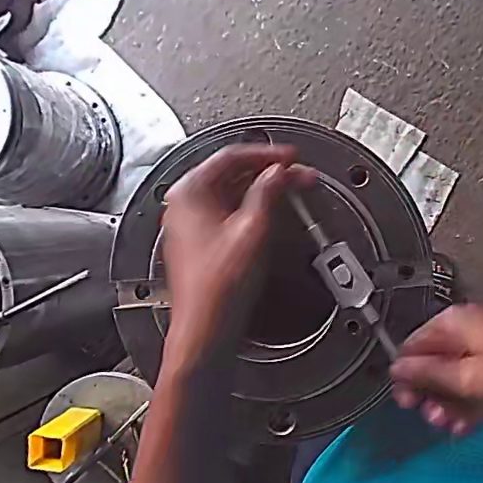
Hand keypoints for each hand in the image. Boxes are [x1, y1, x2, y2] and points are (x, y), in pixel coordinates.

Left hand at [160, 144, 313, 356]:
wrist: (206, 329)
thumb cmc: (218, 288)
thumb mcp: (253, 229)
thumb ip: (268, 192)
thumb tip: (279, 173)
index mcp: (190, 193)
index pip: (231, 156)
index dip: (266, 153)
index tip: (290, 157)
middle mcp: (185, 205)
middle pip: (231, 174)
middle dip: (268, 172)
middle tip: (298, 174)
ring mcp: (191, 225)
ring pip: (232, 193)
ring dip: (263, 190)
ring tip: (293, 190)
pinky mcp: (202, 243)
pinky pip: (229, 213)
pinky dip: (253, 208)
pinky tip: (274, 212)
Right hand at [390, 306, 482, 435]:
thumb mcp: (469, 379)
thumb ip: (429, 375)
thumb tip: (398, 369)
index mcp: (455, 323)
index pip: (413, 346)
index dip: (406, 376)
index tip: (406, 400)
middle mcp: (468, 330)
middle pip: (432, 363)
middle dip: (429, 394)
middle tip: (431, 416)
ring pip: (453, 377)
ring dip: (448, 403)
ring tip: (451, 425)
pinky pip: (473, 384)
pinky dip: (467, 403)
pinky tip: (467, 424)